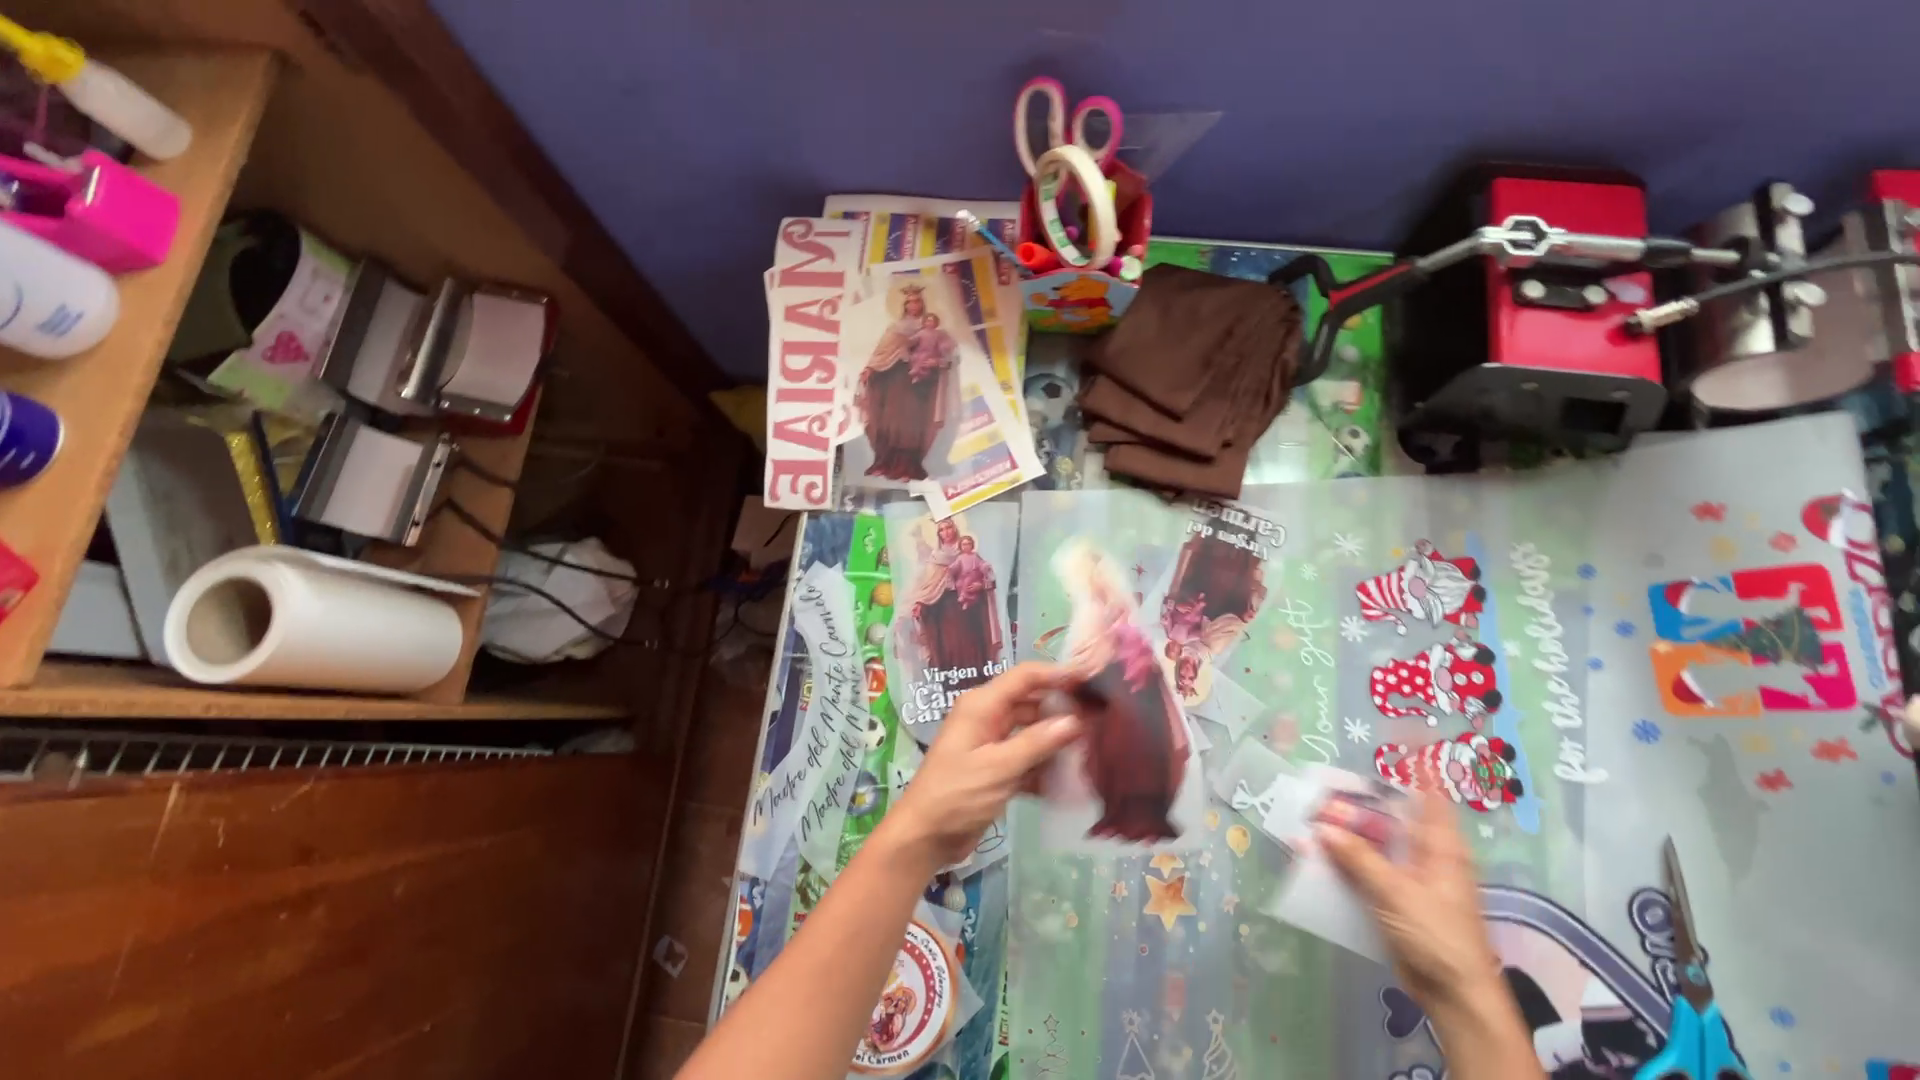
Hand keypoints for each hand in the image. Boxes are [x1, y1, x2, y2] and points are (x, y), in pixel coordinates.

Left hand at [880, 663, 1080, 871]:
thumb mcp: (998, 767)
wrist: (925, 837)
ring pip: (1032, 732)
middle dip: (1063, 710)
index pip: (1025, 677)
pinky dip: (1045, 766)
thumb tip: (1075, 721)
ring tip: (1094, 747)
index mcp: (982, 706)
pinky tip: (1072, 779)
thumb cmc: (957, 794)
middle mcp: (987, 718)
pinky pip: (1028, 758)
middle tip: (1101, 720)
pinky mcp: (997, 770)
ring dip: (1057, 741)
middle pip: (1032, 703)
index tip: (1092, 682)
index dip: (1058, 675)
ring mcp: (992, 744)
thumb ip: (1037, 743)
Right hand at [1317, 794, 1504, 1024]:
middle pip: (1391, 819)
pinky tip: (1315, 858)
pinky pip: (1366, 872)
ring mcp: (1410, 879)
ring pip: (1375, 845)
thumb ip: (1358, 858)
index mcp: (1440, 846)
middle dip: (1357, 805)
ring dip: (1345, 835)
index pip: (1429, 795)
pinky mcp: (1395, 901)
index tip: (1380, 751)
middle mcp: (1426, 855)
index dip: (1410, 771)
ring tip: (1308, 819)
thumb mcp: (1396, 892)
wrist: (1454, 995)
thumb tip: (1322, 827)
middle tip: (1320, 792)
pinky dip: (1344, 863)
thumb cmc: (1436, 935)